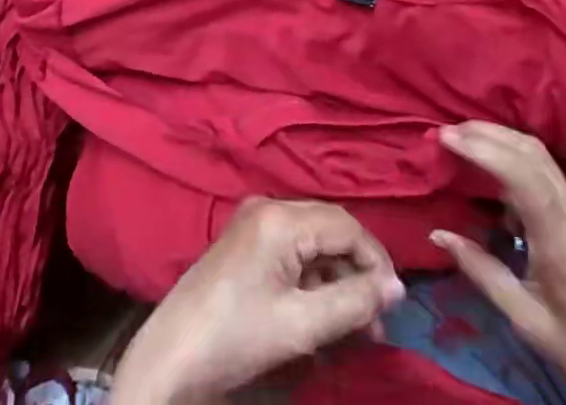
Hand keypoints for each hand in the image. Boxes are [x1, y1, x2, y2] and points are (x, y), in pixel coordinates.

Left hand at [112, 199, 405, 404]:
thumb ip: (353, 302)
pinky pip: (292, 249)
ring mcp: (253, 222)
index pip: (346, 227)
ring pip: (313, 241)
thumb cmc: (236, 337)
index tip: (393, 303)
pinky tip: (322, 313)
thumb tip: (396, 288)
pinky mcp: (245, 240)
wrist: (170, 358)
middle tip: (376, 318)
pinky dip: (312, 278)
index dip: (376, 262)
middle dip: (357, 271)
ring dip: (337, 278)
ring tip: (354, 325)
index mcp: (280, 218)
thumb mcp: (302, 325)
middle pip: (330, 229)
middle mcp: (268, 207)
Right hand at [430, 122, 565, 404]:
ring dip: (504, 148)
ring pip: (547, 165)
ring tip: (467, 148)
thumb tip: (438, 234)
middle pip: (535, 155)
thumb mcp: (528, 322)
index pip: (525, 177)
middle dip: (488, 135)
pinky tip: (504, 189)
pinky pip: (559, 184)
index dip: (485, 149)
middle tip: (449, 132)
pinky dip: (524, 173)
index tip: (447, 137)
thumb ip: (483, 272)